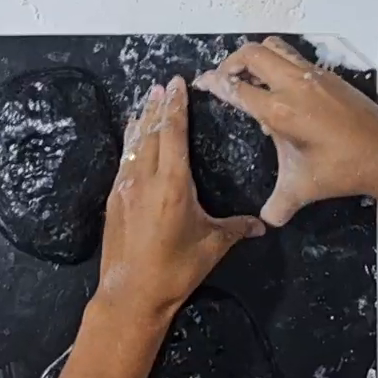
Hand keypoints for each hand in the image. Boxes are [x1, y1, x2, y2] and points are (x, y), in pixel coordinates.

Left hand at [95, 77, 265, 324]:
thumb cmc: (176, 269)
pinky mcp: (115, 198)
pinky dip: (131, 141)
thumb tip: (262, 224)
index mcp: (172, 184)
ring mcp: (126, 186)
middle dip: (158, 106)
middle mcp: (146, 178)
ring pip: (134, 143)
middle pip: (151, 131)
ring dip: (143, 119)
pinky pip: (124, 159)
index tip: (177, 83)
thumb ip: (237, 228)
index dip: (176, 106)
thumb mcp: (212, 246)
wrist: (131, 294)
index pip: (173, 133)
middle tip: (163, 84)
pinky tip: (133, 137)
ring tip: (148, 99)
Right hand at [193, 37, 377, 225]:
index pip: (238, 88)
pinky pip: (294, 57)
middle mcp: (295, 85)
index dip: (215, 83)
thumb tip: (266, 221)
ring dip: (255, 57)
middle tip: (224, 79)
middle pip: (252, 53)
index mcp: (281, 110)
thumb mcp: (303, 187)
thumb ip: (278, 204)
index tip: (201, 82)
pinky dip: (278, 63)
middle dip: (231, 62)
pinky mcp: (329, 76)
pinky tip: (279, 88)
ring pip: (274, 47)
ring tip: (248, 77)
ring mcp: (314, 76)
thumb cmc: (343, 169)